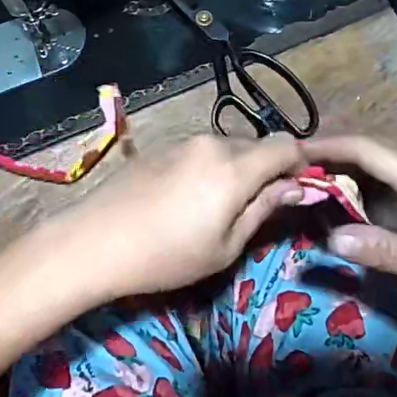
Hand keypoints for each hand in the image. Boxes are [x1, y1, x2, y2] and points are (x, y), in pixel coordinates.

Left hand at [52, 137, 308, 301]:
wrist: (96, 240)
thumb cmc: (167, 255)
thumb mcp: (226, 246)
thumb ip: (265, 209)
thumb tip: (298, 187)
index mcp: (234, 166)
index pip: (286, 143)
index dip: (300, 163)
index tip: (297, 191)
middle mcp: (212, 142)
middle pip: (257, 144)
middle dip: (267, 168)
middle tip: (258, 206)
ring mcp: (183, 141)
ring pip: (228, 146)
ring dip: (237, 167)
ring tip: (218, 207)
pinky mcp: (161, 146)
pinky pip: (200, 150)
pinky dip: (210, 167)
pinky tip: (188, 198)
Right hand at [304, 136, 396, 335]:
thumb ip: (387, 253)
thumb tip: (329, 236)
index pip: (367, 147)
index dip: (326, 144)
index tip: (289, 150)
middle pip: (374, 147)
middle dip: (331, 152)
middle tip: (291, 168)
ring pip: (387, 161)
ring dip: (350, 165)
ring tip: (314, 180)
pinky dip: (370, 182)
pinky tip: (360, 202)